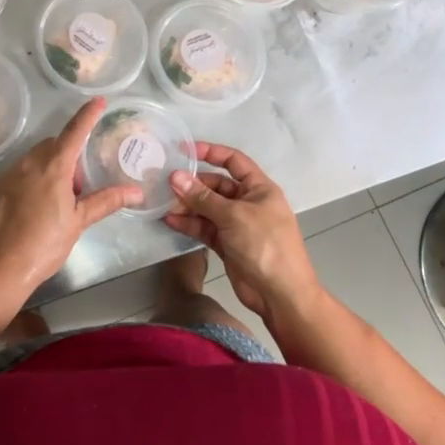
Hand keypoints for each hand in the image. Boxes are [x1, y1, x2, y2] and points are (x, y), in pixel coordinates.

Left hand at [0, 97, 142, 290]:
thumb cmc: (43, 243)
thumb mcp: (78, 222)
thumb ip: (106, 201)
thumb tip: (136, 191)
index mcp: (53, 167)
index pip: (74, 132)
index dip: (87, 116)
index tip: (98, 101)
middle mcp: (29, 163)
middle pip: (53, 146)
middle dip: (69, 157)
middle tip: (79, 189)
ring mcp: (8, 174)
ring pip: (35, 159)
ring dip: (50, 169)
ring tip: (58, 203)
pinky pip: (20, 173)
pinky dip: (33, 180)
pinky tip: (35, 209)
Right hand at [163, 142, 318, 318]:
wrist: (281, 294)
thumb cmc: (265, 245)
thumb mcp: (233, 216)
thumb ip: (202, 197)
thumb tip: (175, 177)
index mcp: (259, 189)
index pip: (233, 161)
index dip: (210, 152)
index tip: (183, 150)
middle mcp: (248, 203)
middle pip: (216, 186)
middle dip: (192, 185)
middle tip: (165, 185)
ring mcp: (237, 225)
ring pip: (207, 208)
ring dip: (187, 206)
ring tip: (164, 205)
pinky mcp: (227, 244)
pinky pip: (205, 228)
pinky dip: (189, 224)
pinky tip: (171, 221)